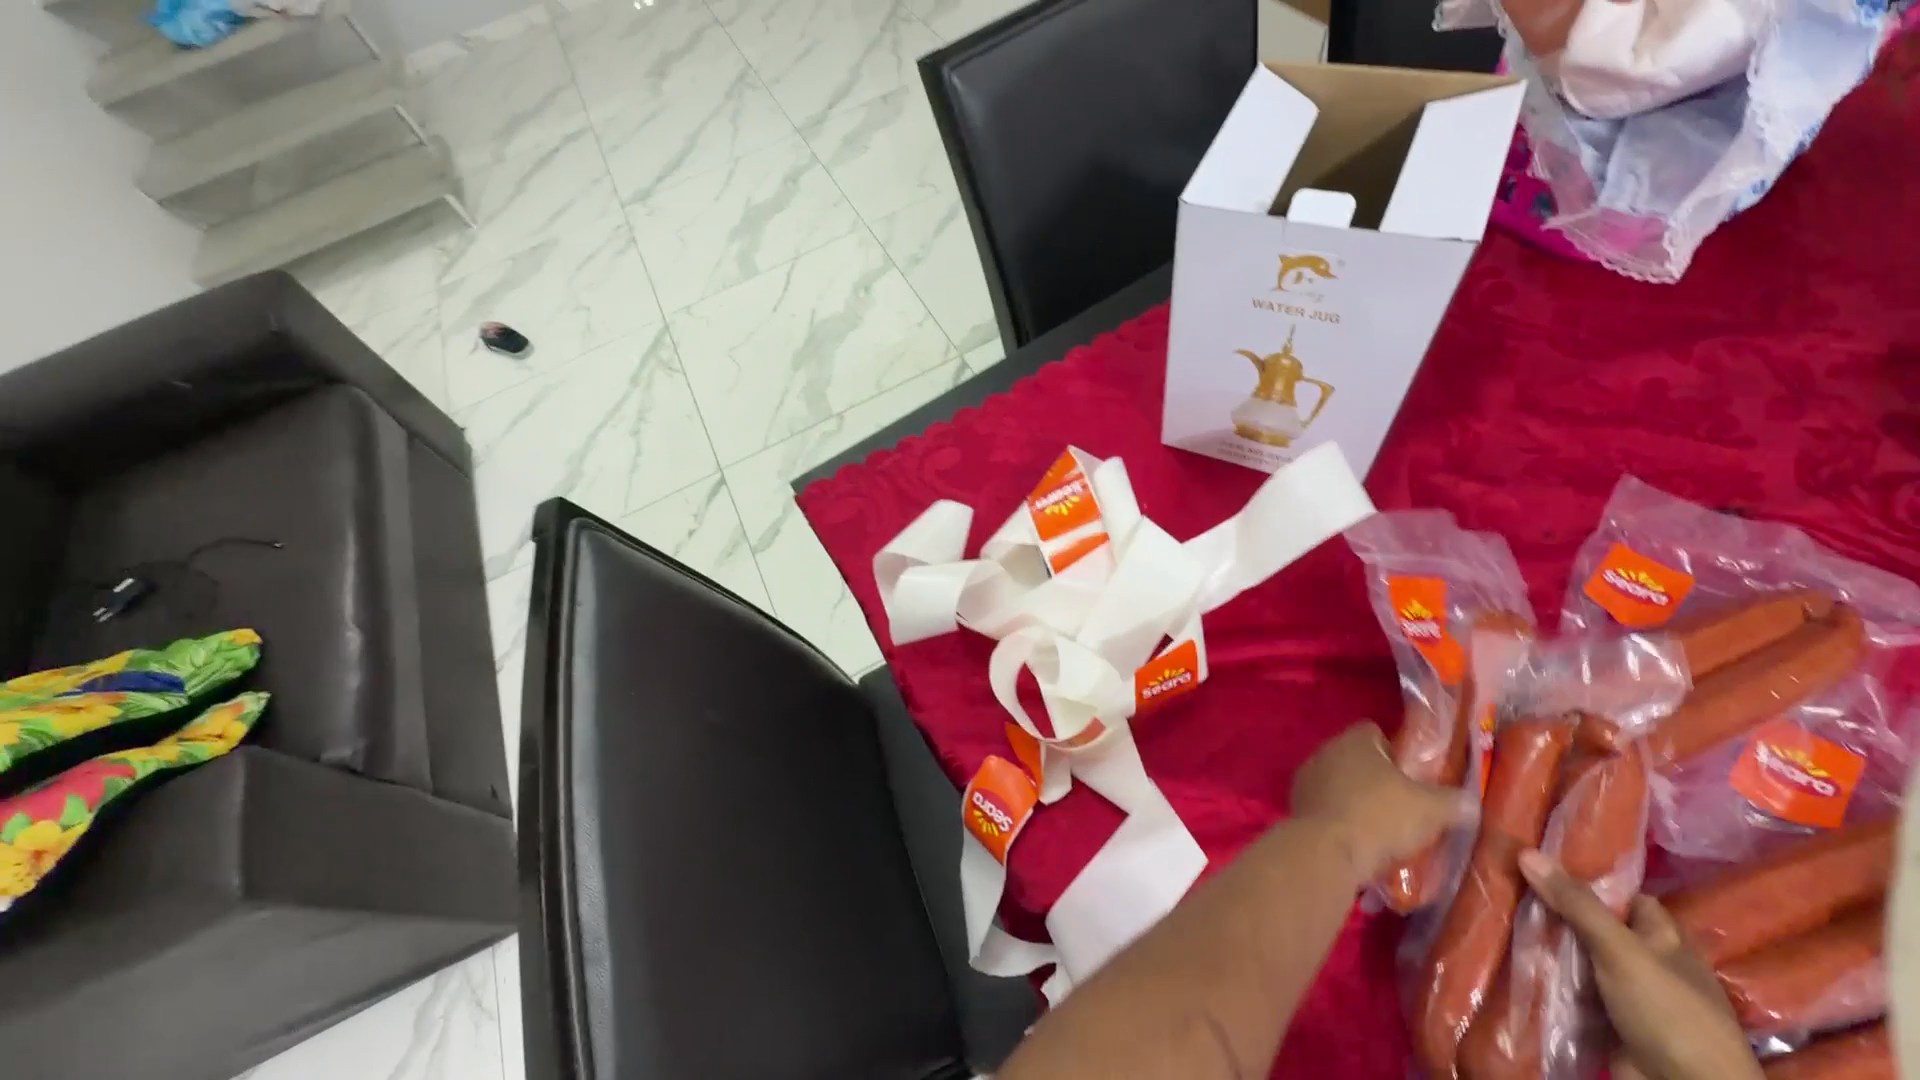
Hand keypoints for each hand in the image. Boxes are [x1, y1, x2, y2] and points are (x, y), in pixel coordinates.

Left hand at [1289, 722, 1475, 881]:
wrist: (1328, 851)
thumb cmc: (1381, 816)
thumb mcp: (1431, 809)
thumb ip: (1453, 801)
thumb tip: (1470, 802)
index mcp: (1353, 741)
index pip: (1374, 732)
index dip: (1397, 750)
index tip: (1414, 774)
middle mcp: (1324, 752)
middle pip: (1356, 759)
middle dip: (1378, 779)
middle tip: (1404, 805)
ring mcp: (1306, 781)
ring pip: (1339, 784)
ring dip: (1357, 801)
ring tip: (1384, 829)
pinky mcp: (1296, 809)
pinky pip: (1327, 809)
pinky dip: (1342, 821)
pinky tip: (1360, 842)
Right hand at [1518, 850, 1763, 1079]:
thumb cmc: (1667, 1011)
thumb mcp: (1621, 950)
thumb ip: (1576, 904)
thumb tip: (1527, 851)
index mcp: (1666, 940)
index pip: (1626, 897)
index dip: (1589, 879)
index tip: (1541, 863)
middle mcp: (1647, 963)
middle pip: (1594, 926)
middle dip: (1555, 911)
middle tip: (1506, 886)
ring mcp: (1625, 994)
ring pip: (1578, 959)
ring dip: (1545, 947)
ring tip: (1496, 916)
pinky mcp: (1604, 1020)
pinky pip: (1569, 991)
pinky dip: (1545, 980)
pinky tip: (1509, 960)